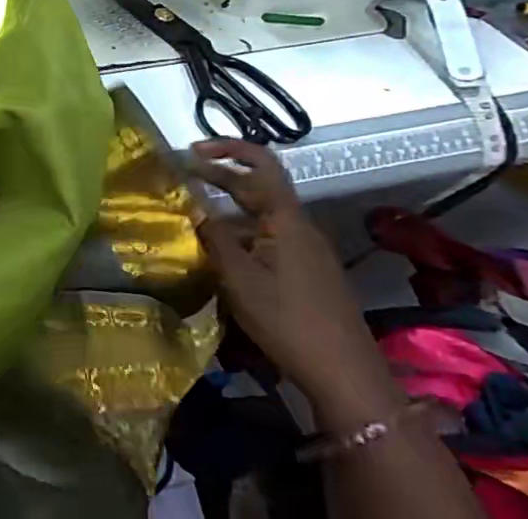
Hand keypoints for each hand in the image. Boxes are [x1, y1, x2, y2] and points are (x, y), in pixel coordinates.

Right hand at [193, 139, 395, 417]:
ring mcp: (307, 251)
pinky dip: (240, 235)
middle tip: (180, 177)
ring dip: (226, 211)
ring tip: (191, 220)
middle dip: (219, 178)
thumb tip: (191, 203)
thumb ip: (213, 235)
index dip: (227, 149)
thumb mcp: (239, 277)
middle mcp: (300, 227)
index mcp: (287, 220)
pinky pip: (268, 239)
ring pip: (261, 216)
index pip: (261, 164)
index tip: (192, 150)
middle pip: (258, 188)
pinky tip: (219, 254)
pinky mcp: (307, 272)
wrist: (347, 378)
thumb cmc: (289, 321)